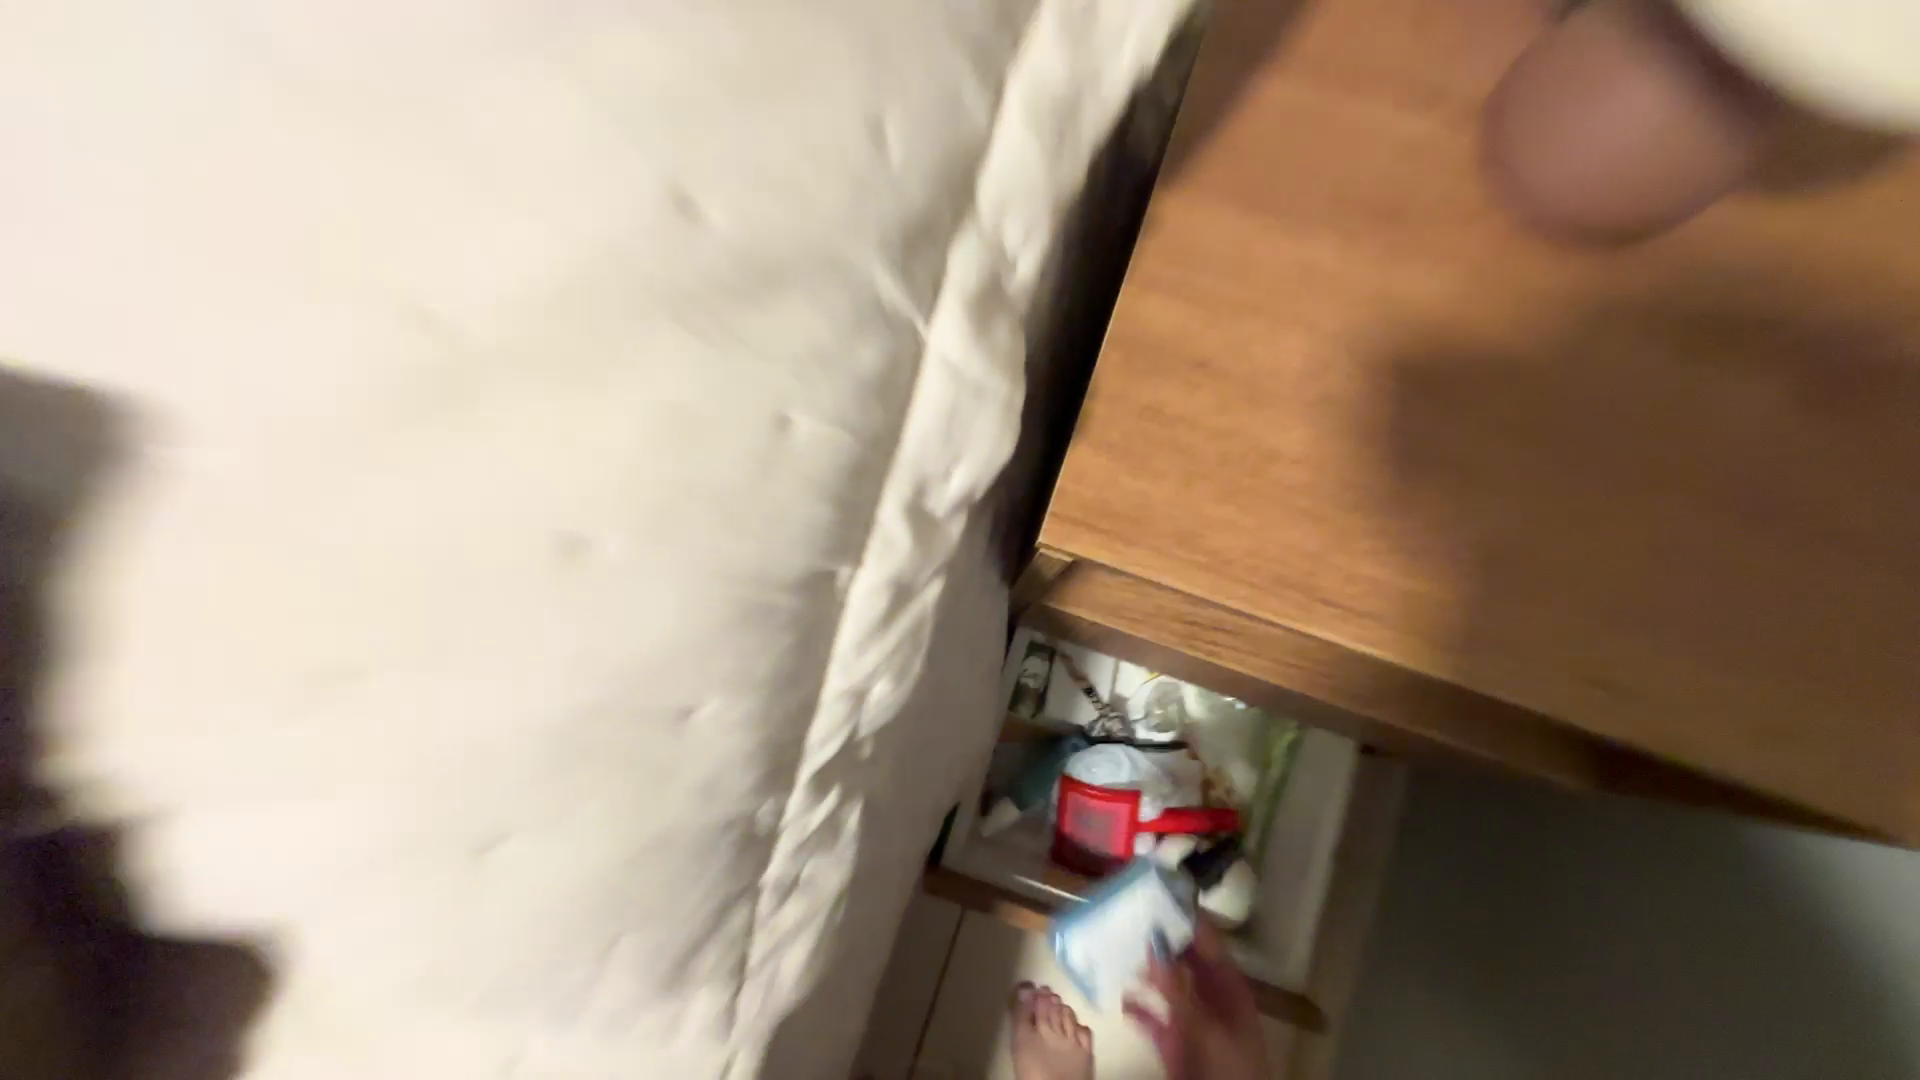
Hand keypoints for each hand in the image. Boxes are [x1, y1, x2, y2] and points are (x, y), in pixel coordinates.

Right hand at [1122, 919, 1268, 1079]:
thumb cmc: (1229, 1068)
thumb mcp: (1205, 1027)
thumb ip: (1178, 987)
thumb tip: (1152, 943)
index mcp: (1226, 984)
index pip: (1205, 939)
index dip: (1183, 914)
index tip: (1156, 888)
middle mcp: (1207, 994)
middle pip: (1181, 956)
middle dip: (1155, 937)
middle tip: (1124, 910)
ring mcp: (1190, 1018)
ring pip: (1163, 983)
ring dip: (1140, 968)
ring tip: (1112, 944)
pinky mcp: (1173, 1041)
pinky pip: (1150, 1014)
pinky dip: (1134, 1004)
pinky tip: (1116, 992)